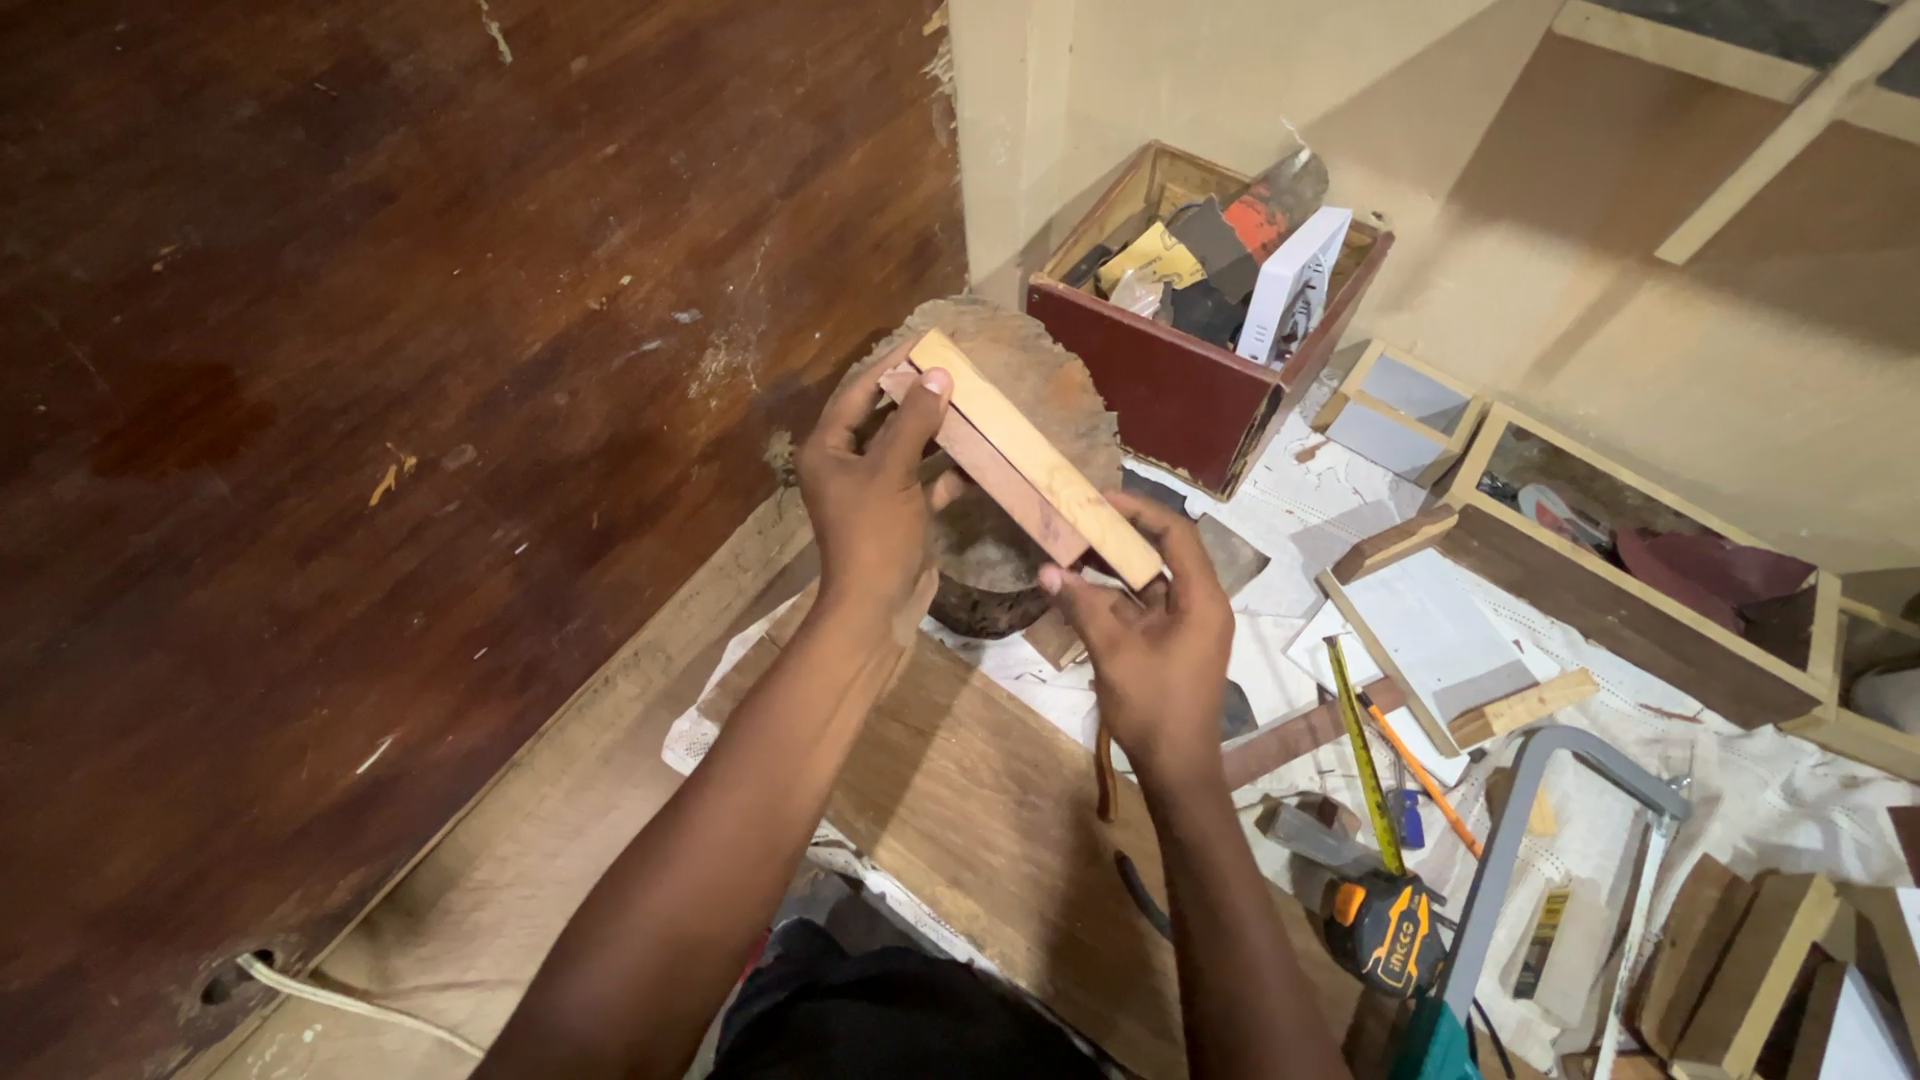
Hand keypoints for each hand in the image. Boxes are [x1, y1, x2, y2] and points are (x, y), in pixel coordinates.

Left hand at [797, 354, 964, 633]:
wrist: (876, 606)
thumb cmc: (874, 534)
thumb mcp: (892, 471)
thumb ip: (915, 421)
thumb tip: (939, 374)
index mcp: (828, 449)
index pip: (859, 392)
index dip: (891, 363)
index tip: (925, 340)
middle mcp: (847, 464)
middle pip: (884, 416)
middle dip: (917, 394)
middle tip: (952, 367)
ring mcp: (875, 489)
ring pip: (908, 447)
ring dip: (937, 429)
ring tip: (971, 400)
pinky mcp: (900, 511)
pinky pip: (925, 479)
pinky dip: (948, 470)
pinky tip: (979, 456)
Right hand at [1040, 493, 1231, 784]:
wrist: (1176, 769)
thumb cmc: (1154, 709)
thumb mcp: (1113, 653)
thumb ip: (1081, 608)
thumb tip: (1045, 570)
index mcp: (1202, 599)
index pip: (1176, 533)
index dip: (1139, 510)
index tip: (1098, 500)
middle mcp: (1198, 604)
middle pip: (1159, 554)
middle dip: (1116, 537)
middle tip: (1075, 521)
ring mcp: (1183, 625)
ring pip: (1145, 582)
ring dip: (1108, 570)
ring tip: (1066, 549)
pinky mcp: (1168, 643)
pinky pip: (1138, 608)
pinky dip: (1109, 600)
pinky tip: (1073, 592)